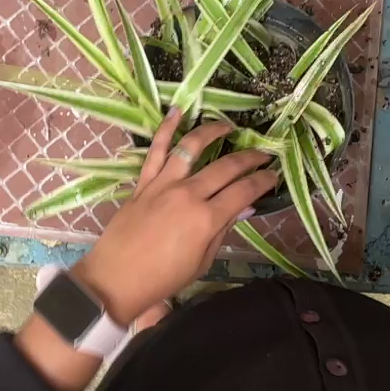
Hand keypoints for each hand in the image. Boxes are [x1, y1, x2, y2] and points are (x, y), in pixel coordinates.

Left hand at [70, 110, 280, 323]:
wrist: (116, 279)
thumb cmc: (162, 279)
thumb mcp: (201, 261)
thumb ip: (223, 229)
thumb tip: (244, 207)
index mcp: (206, 219)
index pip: (244, 191)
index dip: (263, 181)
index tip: (273, 175)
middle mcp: (188, 194)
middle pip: (226, 167)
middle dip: (250, 158)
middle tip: (263, 153)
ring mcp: (163, 184)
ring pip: (192, 147)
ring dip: (213, 132)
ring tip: (228, 126)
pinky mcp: (143, 182)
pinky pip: (156, 150)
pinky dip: (167, 128)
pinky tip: (178, 111)